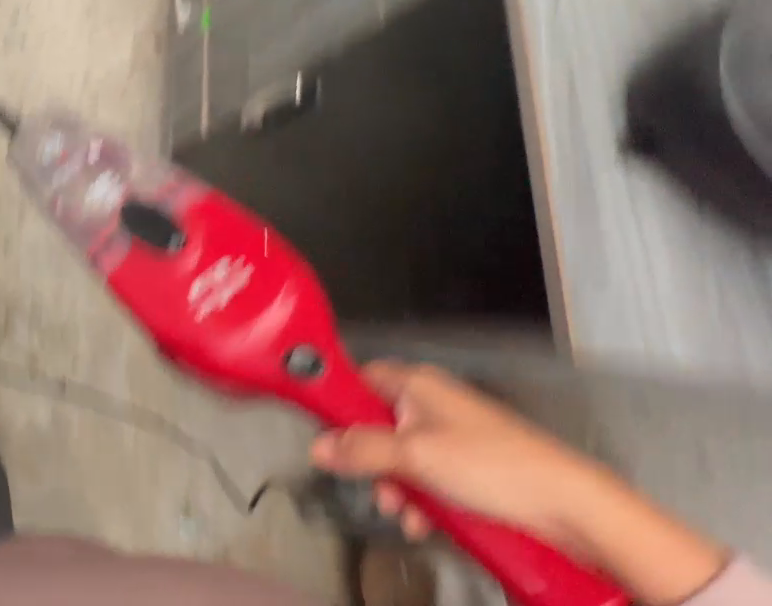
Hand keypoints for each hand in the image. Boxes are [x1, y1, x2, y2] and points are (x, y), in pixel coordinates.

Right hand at [310, 361, 607, 553]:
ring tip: (403, 511)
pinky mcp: (474, 467)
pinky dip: (423, 498)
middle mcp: (433, 403)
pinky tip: (426, 521)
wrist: (579, 511)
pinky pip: (430, 477)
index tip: (323, 427)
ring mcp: (454, 436)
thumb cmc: (500, 468)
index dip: (337, 400)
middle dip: (369, 459)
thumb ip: (360, 449)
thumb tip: (318, 447)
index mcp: (416, 383)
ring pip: (402, 456)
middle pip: (376, 423)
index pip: (357, 377)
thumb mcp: (415, 456)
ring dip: (396, 486)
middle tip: (368, 480)